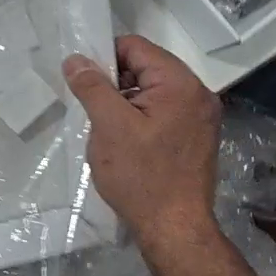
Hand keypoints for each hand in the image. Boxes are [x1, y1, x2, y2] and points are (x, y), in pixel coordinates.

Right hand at [63, 36, 219, 249]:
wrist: (174, 228)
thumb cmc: (140, 176)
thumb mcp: (108, 126)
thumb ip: (92, 87)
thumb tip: (75, 59)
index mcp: (180, 84)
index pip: (136, 47)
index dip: (104, 57)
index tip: (83, 81)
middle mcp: (198, 94)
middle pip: (146, 67)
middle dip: (114, 81)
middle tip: (92, 107)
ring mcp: (200, 117)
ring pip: (151, 90)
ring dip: (124, 100)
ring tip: (107, 127)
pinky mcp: (195, 136)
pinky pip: (162, 110)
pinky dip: (138, 116)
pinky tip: (124, 140)